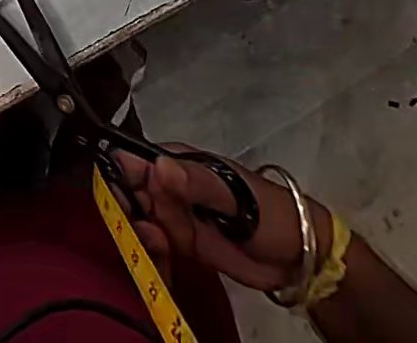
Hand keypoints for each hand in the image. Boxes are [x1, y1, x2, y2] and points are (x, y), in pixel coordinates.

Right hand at [118, 146, 331, 293]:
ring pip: (138, 220)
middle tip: (146, 224)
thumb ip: (194, 181)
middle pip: (131, 192)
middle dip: (129, 208)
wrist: (295, 256)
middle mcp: (169, 185)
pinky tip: (162, 253)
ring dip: (139, 233)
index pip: (136, 159)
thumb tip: (157, 166)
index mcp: (178, 161)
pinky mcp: (180, 243)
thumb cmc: (267, 210)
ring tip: (161, 241)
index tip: (121, 194)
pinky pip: (154, 245)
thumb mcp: (232, 193)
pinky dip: (150, 252)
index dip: (121, 173)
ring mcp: (174, 215)